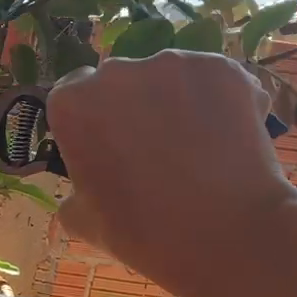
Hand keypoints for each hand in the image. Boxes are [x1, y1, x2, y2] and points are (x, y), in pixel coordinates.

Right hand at [47, 50, 296, 291]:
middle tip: (148, 146)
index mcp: (72, 104)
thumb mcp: (79, 216)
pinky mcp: (224, 68)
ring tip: (193, 145)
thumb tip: (90, 179)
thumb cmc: (138, 230)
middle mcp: (117, 72)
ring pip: (167, 78)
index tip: (102, 141)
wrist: (223, 232)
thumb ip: (75, 183)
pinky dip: (217, 101)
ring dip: (173, 102)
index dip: (89, 117)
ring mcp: (173, 64)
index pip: (71, 93)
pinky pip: (212, 81)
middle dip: (130, 106)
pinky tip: (225, 137)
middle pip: (119, 81)